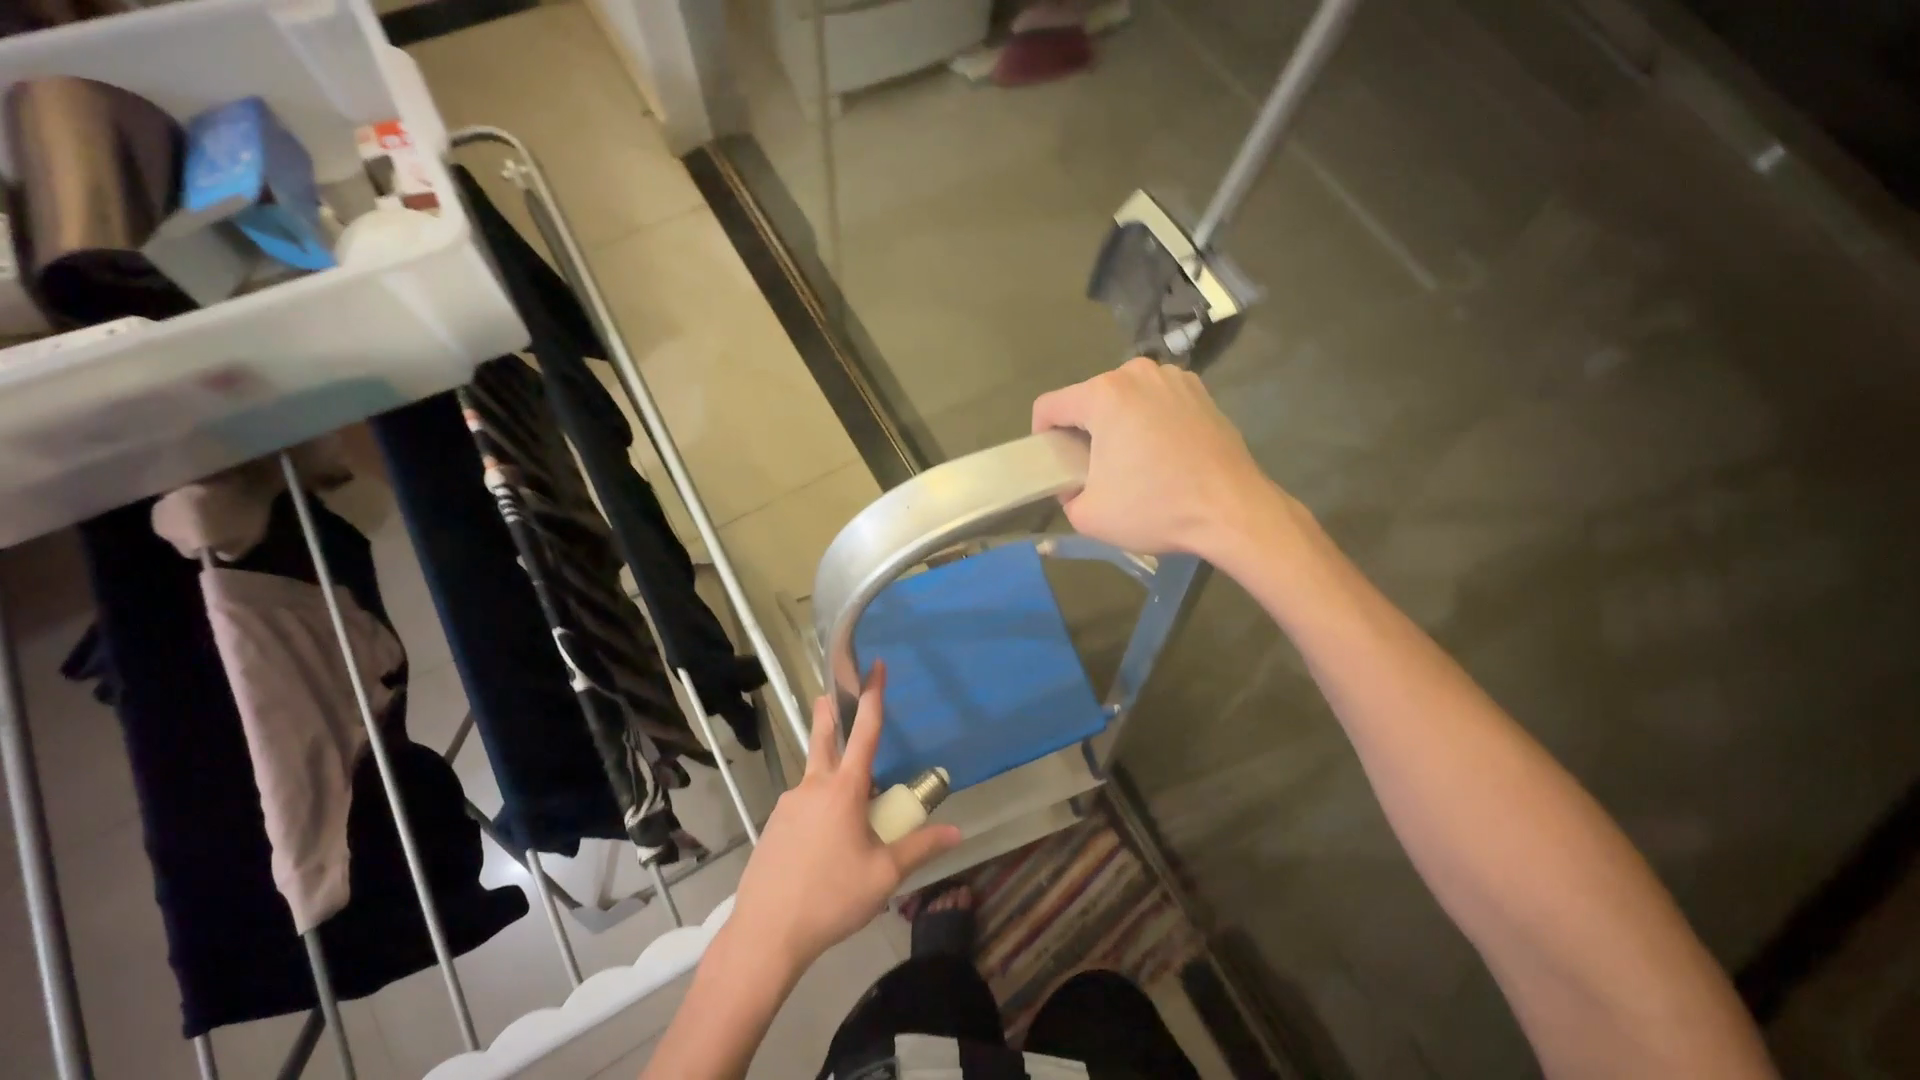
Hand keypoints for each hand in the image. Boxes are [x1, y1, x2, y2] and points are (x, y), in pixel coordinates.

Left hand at [729, 663, 961, 969]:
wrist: (766, 933)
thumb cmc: (831, 898)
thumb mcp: (884, 876)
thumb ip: (919, 848)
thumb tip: (956, 832)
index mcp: (843, 791)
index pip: (864, 733)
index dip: (873, 697)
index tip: (875, 667)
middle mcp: (812, 788)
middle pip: (823, 739)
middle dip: (830, 713)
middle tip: (830, 692)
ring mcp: (787, 806)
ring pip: (815, 781)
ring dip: (832, 778)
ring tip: (852, 815)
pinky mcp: (774, 828)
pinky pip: (803, 807)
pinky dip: (818, 809)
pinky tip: (826, 844)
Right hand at [1032, 357, 1289, 558]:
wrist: (1232, 510)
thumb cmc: (1156, 508)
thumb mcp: (1088, 516)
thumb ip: (1065, 495)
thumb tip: (1074, 484)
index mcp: (1104, 394)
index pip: (1049, 405)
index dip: (1042, 437)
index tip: (1056, 465)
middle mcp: (1137, 373)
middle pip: (1089, 399)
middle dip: (1085, 430)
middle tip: (1096, 470)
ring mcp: (1174, 378)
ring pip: (1126, 398)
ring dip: (1120, 424)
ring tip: (1134, 462)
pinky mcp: (1201, 392)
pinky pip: (1158, 402)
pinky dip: (1152, 422)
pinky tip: (1164, 455)